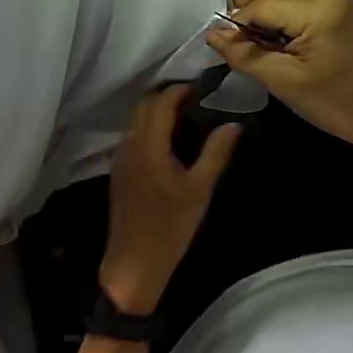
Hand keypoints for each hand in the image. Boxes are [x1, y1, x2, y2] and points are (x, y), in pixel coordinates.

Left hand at [100, 85, 241, 314]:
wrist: (134, 262)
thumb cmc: (171, 227)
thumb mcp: (200, 189)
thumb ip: (216, 153)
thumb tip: (233, 124)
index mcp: (148, 146)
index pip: (161, 102)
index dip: (180, 90)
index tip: (203, 90)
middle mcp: (129, 145)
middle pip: (144, 105)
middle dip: (168, 97)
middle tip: (197, 101)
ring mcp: (120, 158)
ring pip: (136, 121)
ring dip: (158, 112)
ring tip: (187, 118)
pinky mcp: (119, 171)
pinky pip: (133, 137)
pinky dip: (150, 129)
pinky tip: (170, 143)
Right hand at [206, 0, 352, 156]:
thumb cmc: (337, 104)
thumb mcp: (285, 82)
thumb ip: (245, 55)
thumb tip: (213, 35)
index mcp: (319, 8)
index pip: (259, 5)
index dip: (233, 24)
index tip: (218, 48)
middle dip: (245, 15)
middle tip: (232, 47)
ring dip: (261, 16)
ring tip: (252, 48)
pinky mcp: (340, 7)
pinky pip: (296, 2)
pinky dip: (278, 18)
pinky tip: (274, 43)